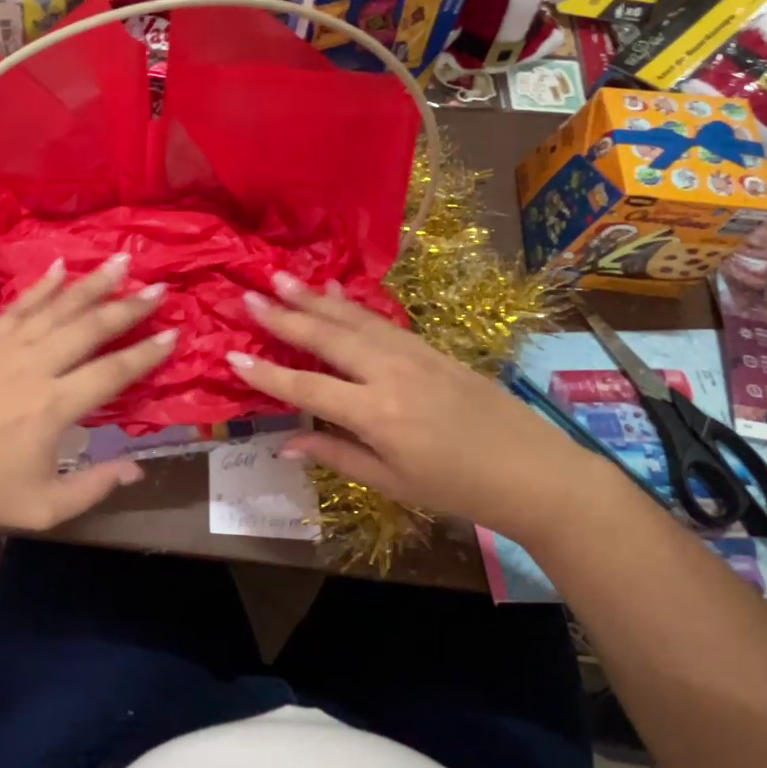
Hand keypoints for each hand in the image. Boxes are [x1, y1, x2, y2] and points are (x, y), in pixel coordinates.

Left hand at [0, 254, 172, 536]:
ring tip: (120, 261)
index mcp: (51, 408)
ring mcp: (2, 353)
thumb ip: (94, 487)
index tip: (173, 333)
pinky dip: (39, 289)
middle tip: (159, 288)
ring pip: (54, 310)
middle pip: (87, 329)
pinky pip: (16, 310)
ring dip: (90, 285)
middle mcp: (31, 370)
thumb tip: (138, 469)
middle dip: (127, 307)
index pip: (111, 372)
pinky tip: (59, 269)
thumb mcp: (44, 508)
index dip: (145, 354)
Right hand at [227, 273, 609, 540]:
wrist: (535, 473)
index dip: (266, 374)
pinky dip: (352, 303)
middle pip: (327, 338)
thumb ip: (336, 456)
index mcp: (377, 415)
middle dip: (284, 316)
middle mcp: (391, 375)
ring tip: (281, 278)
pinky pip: (381, 320)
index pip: (307, 388)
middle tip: (248, 295)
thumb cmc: (459, 489)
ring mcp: (414, 355)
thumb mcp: (392, 484)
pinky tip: (334, 290)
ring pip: (354, 319)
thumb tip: (285, 443)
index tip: (231, 354)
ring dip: (314, 298)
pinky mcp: (432, 348)